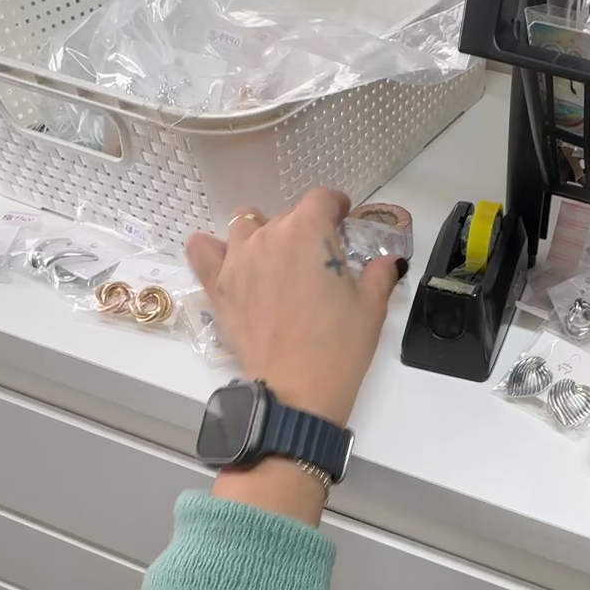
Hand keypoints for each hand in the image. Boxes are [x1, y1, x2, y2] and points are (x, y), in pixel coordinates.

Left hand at [186, 188, 403, 426]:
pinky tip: (230, 264)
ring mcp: (238, 260)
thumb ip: (379, 275)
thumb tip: (386, 262)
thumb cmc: (340, 347)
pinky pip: (203, 251)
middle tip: (319, 262)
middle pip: (287, 215)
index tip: (343, 221)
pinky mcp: (219, 287)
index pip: (322, 199)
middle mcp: (269, 235)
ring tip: (276, 261)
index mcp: (310, 232)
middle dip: (305, 230)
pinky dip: (214, 251)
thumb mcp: (372, 308)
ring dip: (262, 234)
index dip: (336, 207)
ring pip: (245, 226)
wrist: (298, 391)